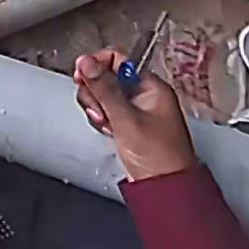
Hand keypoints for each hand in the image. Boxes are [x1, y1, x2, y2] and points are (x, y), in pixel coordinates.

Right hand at [73, 49, 195, 182]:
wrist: (166, 188)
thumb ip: (103, 88)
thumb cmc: (159, 156)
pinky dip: (100, 117)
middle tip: (99, 108)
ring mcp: (134, 109)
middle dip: (95, 91)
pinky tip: (107, 128)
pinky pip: (104, 109)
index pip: (117, 59)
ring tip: (104, 121)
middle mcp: (143, 94)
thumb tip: (86, 62)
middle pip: (105, 76)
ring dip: (96, 106)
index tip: (82, 76)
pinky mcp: (127, 122)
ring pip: (101, 93)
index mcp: (150, 86)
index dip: (97, 65)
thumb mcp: (125, 118)